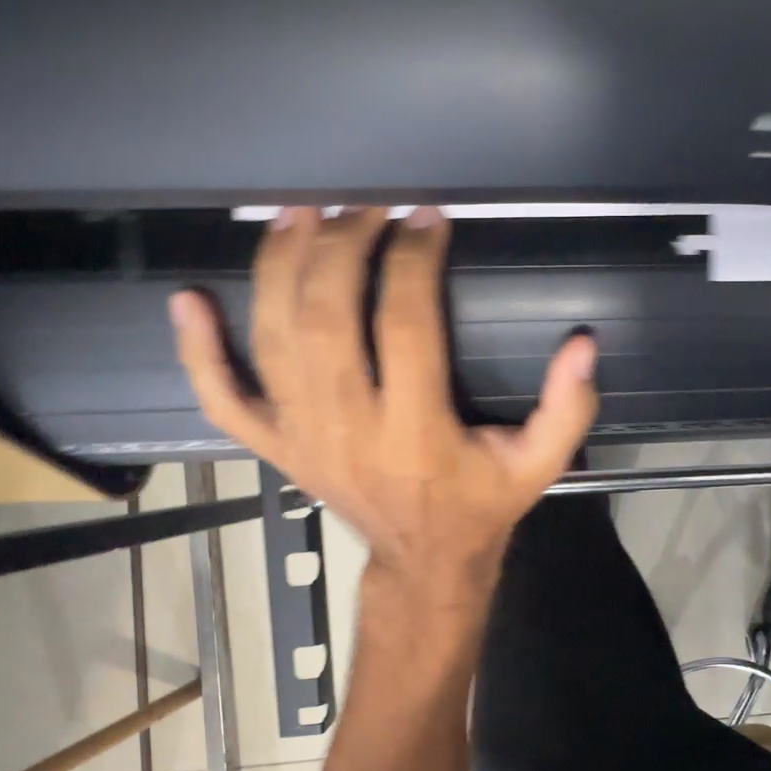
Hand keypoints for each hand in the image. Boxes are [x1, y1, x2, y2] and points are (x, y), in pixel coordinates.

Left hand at [168, 206, 598, 593]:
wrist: (424, 563)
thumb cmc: (482, 505)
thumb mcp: (541, 464)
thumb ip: (568, 407)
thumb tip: (583, 344)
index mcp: (416, 433)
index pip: (404, 327)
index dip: (413, 263)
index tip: (427, 220)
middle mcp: (349, 429)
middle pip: (326, 319)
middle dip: (342, 248)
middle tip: (366, 208)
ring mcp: (301, 437)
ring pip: (273, 340)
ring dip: (279, 268)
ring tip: (299, 214)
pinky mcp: (273, 446)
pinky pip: (222, 397)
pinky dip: (198, 350)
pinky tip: (188, 300)